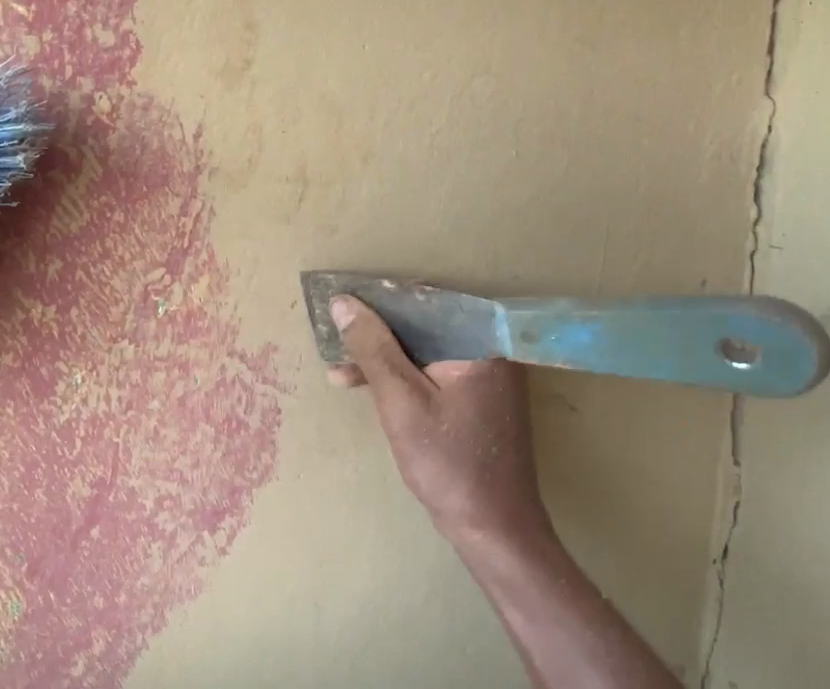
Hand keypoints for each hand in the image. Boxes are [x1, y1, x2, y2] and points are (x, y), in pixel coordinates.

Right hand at [328, 294, 548, 544]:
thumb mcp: (400, 401)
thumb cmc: (449, 465)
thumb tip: (343, 302)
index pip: (425, 300)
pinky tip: (365, 386)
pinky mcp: (476, 397)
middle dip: (376, 330)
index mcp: (481, 343)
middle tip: (334, 336)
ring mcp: (485, 375)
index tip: (340, 303)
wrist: (494, 530)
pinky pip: (431, 370)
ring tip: (339, 369)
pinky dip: (400, 376)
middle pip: (423, 323)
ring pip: (423, 347)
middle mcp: (489, 351)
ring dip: (382, 356)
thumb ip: (373, 348)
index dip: (379, 299)